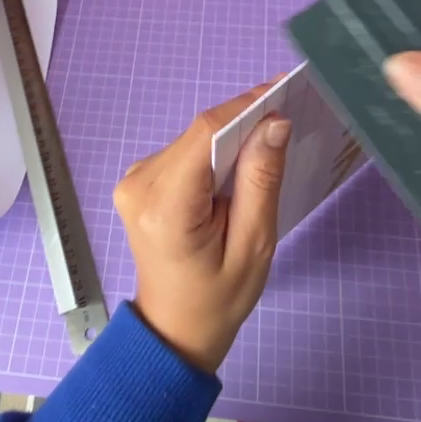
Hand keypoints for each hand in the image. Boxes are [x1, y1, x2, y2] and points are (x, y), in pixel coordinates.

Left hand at [113, 83, 289, 372]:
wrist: (174, 328)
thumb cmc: (218, 298)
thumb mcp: (254, 245)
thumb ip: (260, 180)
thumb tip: (273, 123)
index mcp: (165, 205)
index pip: (205, 134)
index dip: (244, 108)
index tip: (282, 93)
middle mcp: (140, 182)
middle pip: (199, 134)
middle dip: (242, 124)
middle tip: (285, 116)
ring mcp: (135, 179)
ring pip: (193, 140)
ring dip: (229, 139)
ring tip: (267, 142)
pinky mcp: (140, 179)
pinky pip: (185, 152)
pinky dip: (213, 153)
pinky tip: (237, 165)